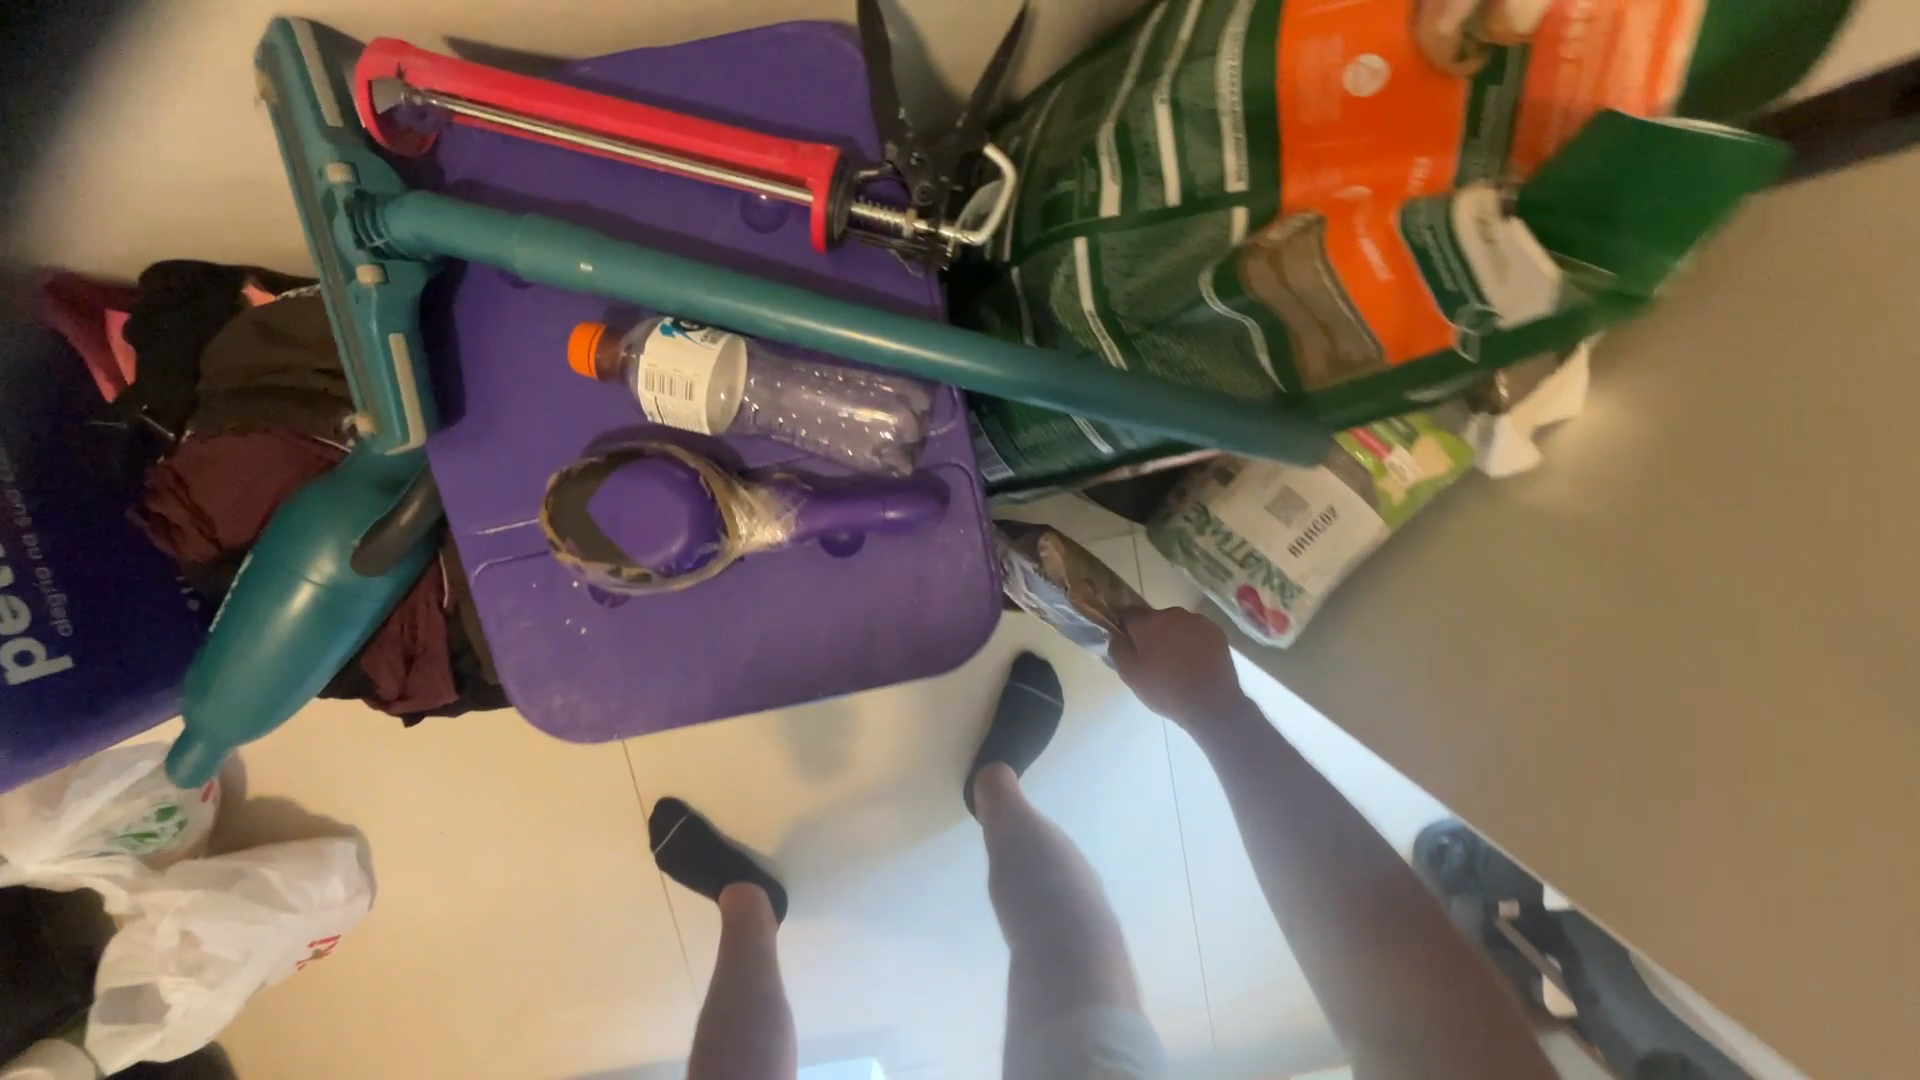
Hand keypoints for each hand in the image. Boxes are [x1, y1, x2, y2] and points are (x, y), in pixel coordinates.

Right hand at [1109, 607, 1247, 726]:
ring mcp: (1198, 621)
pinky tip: (1194, 662)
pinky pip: (1196, 632)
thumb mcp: (1130, 675)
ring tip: (1177, 663)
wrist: (1212, 706)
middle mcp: (1173, 613)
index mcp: (1149, 622)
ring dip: (1172, 637)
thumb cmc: (1165, 691)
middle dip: (1150, 634)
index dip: (1124, 628)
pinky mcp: (1216, 631)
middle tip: (1152, 659)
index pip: (1127, 614)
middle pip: (1154, 619)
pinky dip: (1192, 642)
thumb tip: (1115, 634)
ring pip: (1176, 625)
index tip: (1127, 644)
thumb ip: (1117, 648)